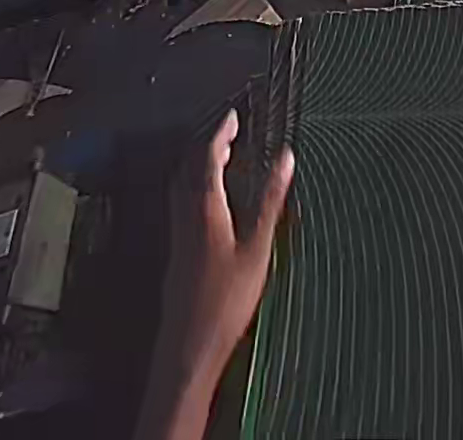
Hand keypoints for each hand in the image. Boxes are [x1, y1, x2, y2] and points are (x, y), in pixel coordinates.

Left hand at [155, 109, 293, 389]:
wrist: (188, 347)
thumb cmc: (227, 297)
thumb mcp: (257, 247)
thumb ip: (270, 200)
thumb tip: (286, 157)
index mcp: (204, 205)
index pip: (208, 155)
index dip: (221, 132)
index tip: (234, 115)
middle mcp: (185, 211)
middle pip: (190, 165)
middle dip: (209, 142)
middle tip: (231, 131)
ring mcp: (177, 230)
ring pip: (183, 182)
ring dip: (201, 161)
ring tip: (223, 156)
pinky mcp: (176, 246)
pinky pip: (182, 197)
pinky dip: (196, 181)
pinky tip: (210, 196)